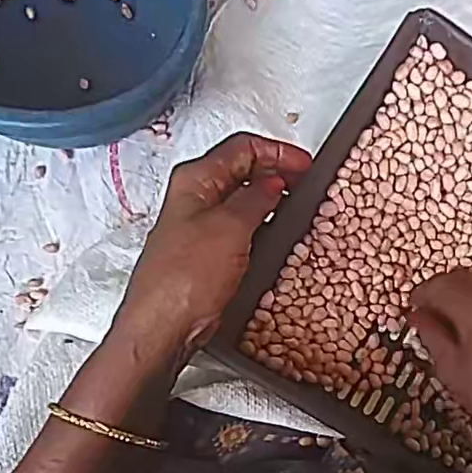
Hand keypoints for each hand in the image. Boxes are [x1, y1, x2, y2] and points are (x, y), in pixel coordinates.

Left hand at [113, 133, 312, 357]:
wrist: (165, 324)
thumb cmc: (183, 277)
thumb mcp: (230, 227)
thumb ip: (256, 199)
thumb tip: (273, 184)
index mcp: (195, 180)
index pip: (242, 148)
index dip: (277, 152)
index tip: (305, 164)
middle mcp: (196, 199)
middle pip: (242, 171)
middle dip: (276, 172)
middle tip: (306, 182)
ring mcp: (202, 227)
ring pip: (243, 201)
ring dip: (271, 200)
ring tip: (298, 207)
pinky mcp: (210, 255)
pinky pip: (242, 230)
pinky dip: (263, 226)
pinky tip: (278, 236)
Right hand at [409, 269, 471, 432]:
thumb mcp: (450, 367)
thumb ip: (430, 334)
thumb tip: (415, 315)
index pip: (438, 286)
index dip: (420, 295)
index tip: (412, 307)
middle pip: (458, 277)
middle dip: (438, 290)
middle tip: (425, 312)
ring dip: (457, 293)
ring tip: (447, 321)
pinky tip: (470, 323)